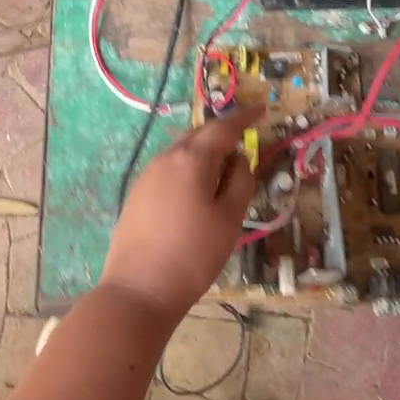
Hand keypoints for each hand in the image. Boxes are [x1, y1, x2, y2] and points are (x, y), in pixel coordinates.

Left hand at [102, 107, 259, 317]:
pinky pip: (169, 169)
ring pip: (182, 152)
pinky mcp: (137, 194)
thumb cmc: (193, 254)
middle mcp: (167, 158)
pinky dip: (188, 170)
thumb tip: (239, 159)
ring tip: (223, 171)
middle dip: (222, 134)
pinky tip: (197, 192)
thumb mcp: (229, 219)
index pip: (223, 127)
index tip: (261, 109)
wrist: (139, 290)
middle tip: (244, 141)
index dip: (244, 117)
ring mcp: (147, 175)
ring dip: (204, 154)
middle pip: (199, 136)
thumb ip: (240, 182)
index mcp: (192, 159)